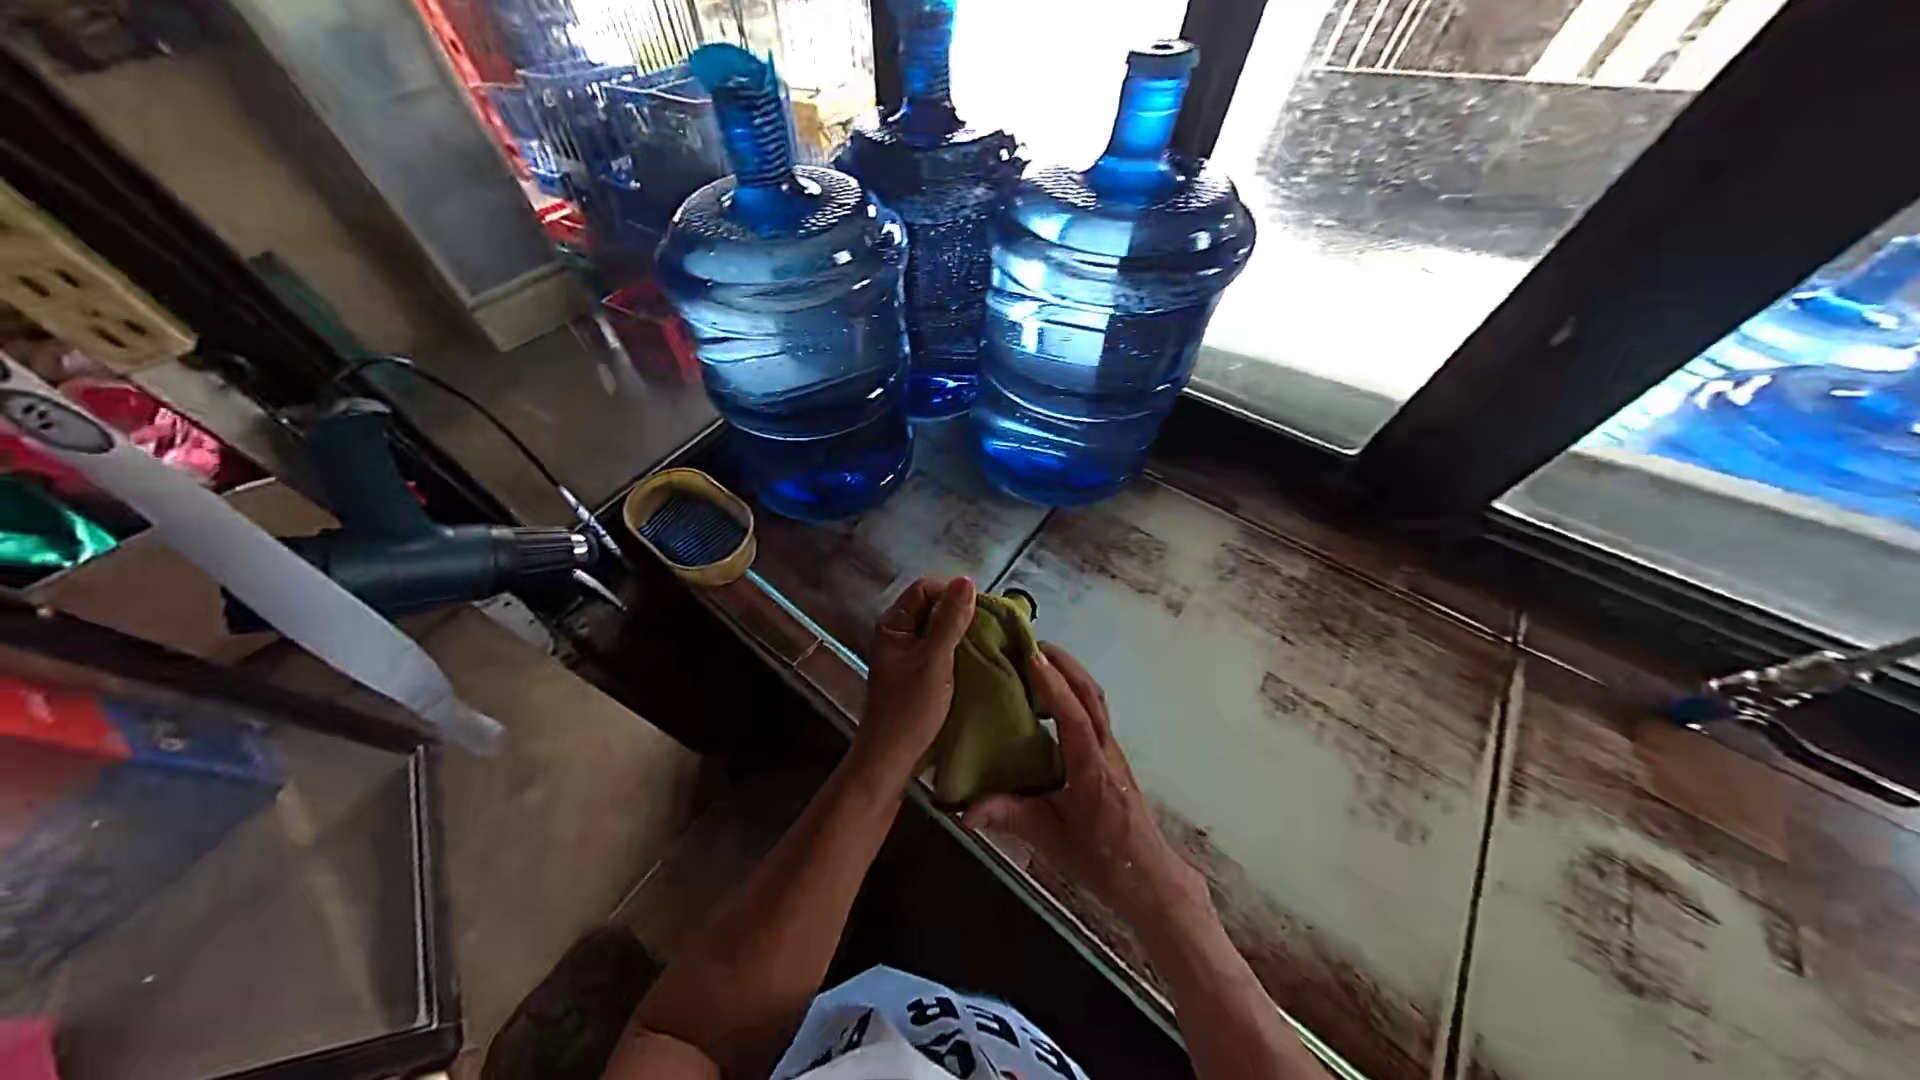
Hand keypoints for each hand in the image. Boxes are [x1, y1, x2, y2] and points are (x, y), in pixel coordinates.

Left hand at [854, 576, 975, 777]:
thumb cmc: (909, 709)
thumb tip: (967, 581)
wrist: (891, 756)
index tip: (980, 607)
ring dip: (961, 630)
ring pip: (938, 627)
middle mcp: (897, 633)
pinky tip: (976, 657)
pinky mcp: (917, 670)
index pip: (924, 588)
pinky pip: (940, 647)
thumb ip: (950, 621)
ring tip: (987, 640)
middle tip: (988, 624)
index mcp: (893, 624)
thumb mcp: (934, 660)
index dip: (951, 591)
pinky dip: (958, 648)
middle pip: (932, 605)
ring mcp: (906, 652)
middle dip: (960, 610)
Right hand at [963, 644, 1205, 922]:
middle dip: (1065, 664)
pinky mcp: (1111, 756)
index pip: (1074, 716)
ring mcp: (1112, 751)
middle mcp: (1105, 751)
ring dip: (1071, 674)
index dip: (1054, 685)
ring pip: (1096, 700)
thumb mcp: (1050, 840)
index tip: (1032, 656)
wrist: (1148, 878)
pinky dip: (1074, 693)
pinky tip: (1051, 700)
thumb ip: (1008, 819)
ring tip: (1040, 660)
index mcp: (1091, 769)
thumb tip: (963, 811)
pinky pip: (1094, 712)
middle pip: (1091, 694)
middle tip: (1032, 643)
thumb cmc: (1101, 859)